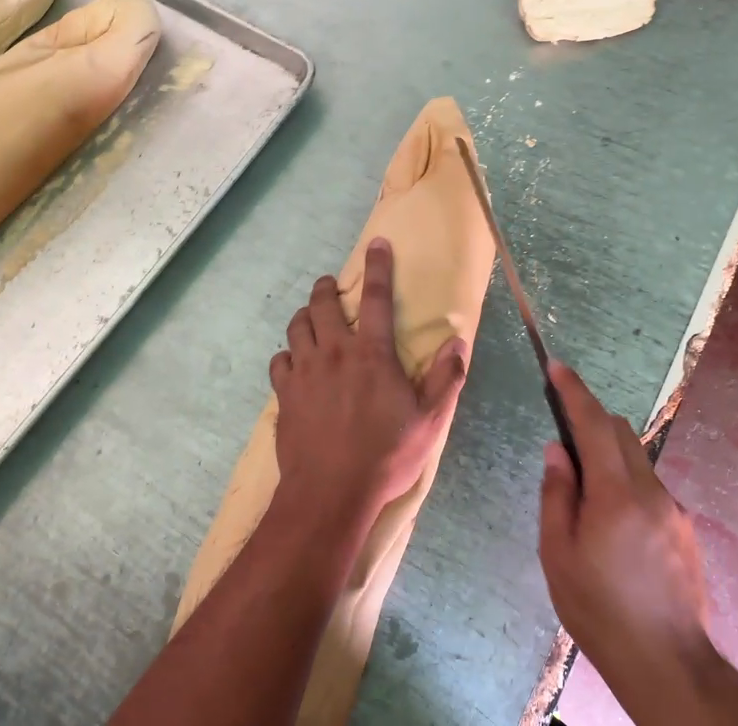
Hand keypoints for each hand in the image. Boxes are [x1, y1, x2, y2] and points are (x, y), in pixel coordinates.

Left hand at [269, 238, 466, 520]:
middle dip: (326, 287)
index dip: (378, 267)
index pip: (378, 298)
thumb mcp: (429, 422)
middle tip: (330, 286)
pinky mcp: (284, 394)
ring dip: (304, 316)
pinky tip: (294, 363)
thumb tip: (458, 341)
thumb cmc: (386, 456)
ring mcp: (305, 372)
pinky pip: (279, 361)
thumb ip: (445, 379)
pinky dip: (287, 355)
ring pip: (297, 327)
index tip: (376, 244)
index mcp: (372, 354)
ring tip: (311, 319)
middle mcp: (335, 352)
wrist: (330, 493)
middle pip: (323, 304)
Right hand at [538, 361, 710, 676]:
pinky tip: (615, 530)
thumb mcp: (558, 554)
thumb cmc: (598, 608)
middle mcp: (651, 492)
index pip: (594, 425)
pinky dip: (627, 487)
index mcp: (615, 495)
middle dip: (592, 422)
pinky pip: (650, 490)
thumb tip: (558, 451)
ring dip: (610, 458)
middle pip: (622, 434)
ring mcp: (674, 510)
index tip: (557, 367)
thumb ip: (557, 494)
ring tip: (587, 501)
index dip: (574, 392)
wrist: (666, 662)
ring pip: (638, 462)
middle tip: (565, 444)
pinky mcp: (685, 530)